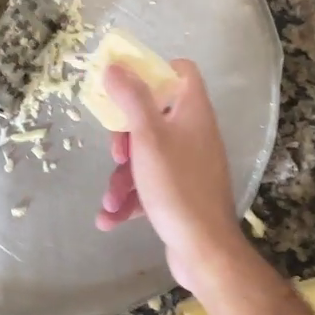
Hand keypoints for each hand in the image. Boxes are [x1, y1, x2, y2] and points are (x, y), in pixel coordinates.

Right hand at [95, 61, 248, 296]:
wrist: (204, 249)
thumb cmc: (177, 184)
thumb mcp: (148, 136)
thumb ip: (132, 98)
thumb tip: (116, 65)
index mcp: (193, 110)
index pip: (182, 72)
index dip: (154, 72)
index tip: (126, 86)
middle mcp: (194, 132)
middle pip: (154, 117)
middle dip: (126, 137)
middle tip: (115, 153)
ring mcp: (190, 164)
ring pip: (147, 156)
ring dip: (123, 177)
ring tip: (110, 201)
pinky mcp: (181, 193)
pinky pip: (150, 185)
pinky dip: (131, 199)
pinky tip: (109, 220)